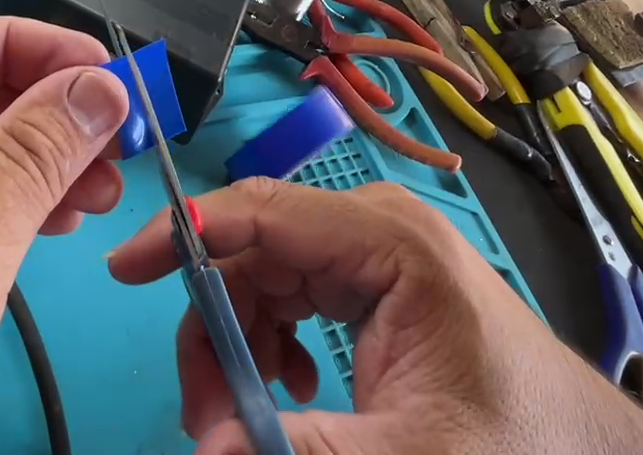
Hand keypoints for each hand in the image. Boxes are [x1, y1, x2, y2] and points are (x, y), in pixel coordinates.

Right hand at [108, 178, 642, 453]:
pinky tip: (290, 390)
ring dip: (238, 339)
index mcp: (386, 239)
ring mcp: (371, 250)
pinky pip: (291, 293)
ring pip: (264, 273)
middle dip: (214, 321)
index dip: (185, 230)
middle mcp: (371, 227)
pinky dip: (270, 341)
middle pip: (253, 249)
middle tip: (202, 408)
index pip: (261, 211)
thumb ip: (304, 449)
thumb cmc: (517, 440)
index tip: (125, 266)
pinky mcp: (371, 279)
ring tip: (245, 411)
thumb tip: (205, 448)